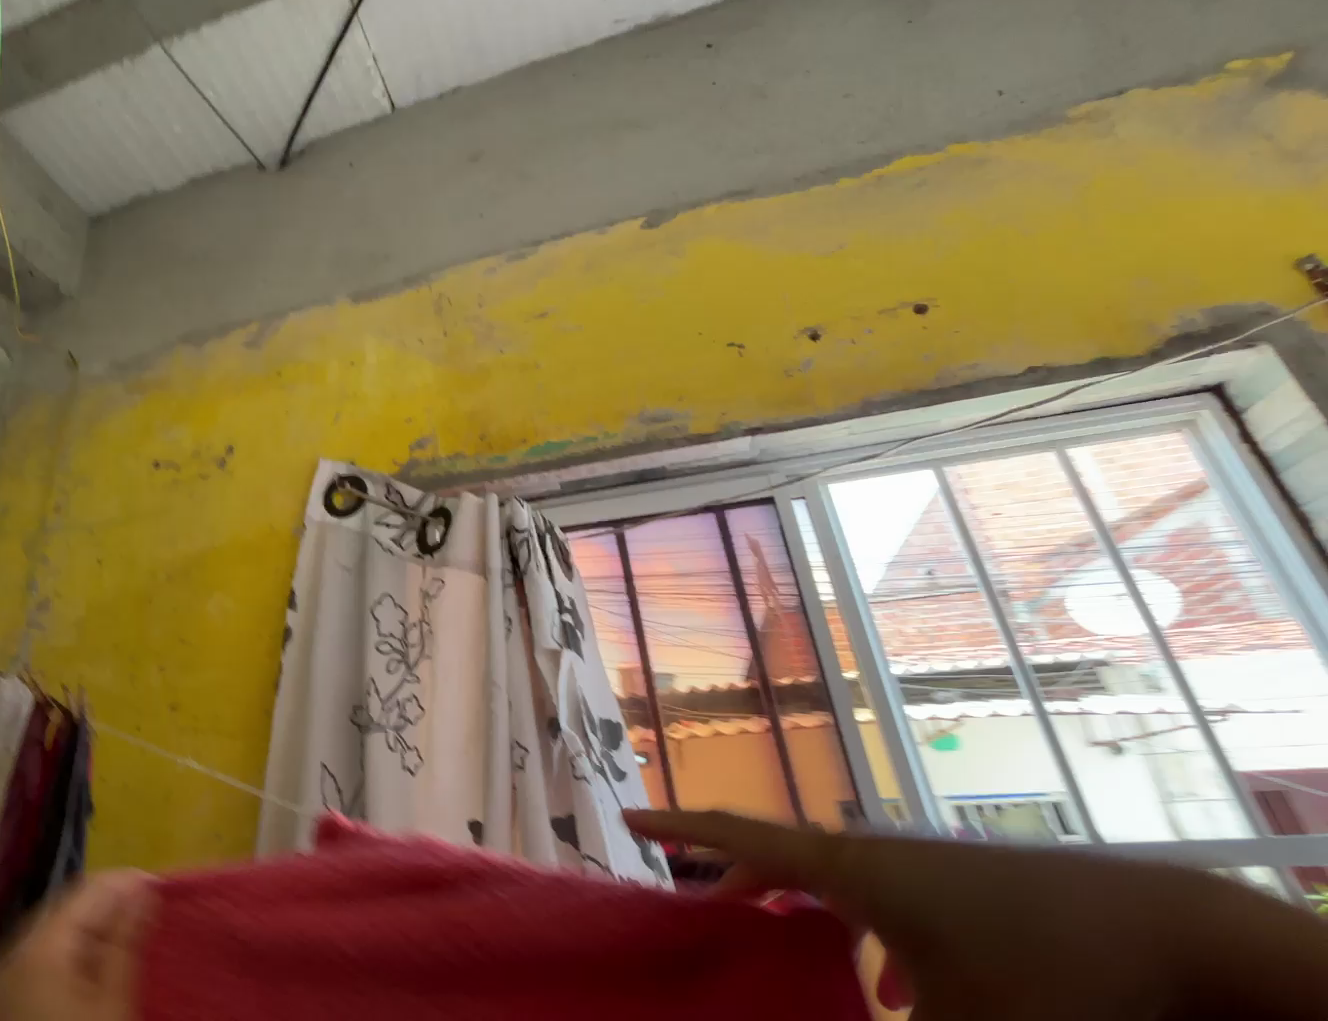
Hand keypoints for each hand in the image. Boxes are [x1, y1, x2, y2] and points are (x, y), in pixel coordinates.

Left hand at [0, 871, 155, 1020]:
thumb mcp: (114, 1001)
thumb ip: (127, 938)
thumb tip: (144, 888)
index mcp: (37, 948)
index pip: (88, 890)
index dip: (126, 883)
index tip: (161, 888)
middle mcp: (11, 951)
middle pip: (68, 906)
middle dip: (110, 905)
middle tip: (150, 913)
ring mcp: (2, 975)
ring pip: (56, 929)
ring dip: (94, 927)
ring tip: (131, 937)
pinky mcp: (3, 996)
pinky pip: (43, 954)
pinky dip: (74, 950)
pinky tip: (100, 964)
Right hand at [624, 809, 1327, 1019]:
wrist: (1177, 934)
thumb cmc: (1050, 973)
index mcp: (854, 873)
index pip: (743, 837)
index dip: (682, 829)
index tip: (630, 817)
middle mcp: (876, 858)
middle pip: (782, 859)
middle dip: (738, 883)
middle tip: (707, 914)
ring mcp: (921, 869)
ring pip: (834, 882)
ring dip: (799, 912)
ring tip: (785, 949)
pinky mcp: (959, 887)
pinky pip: (880, 901)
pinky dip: (858, 934)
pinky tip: (887, 988)